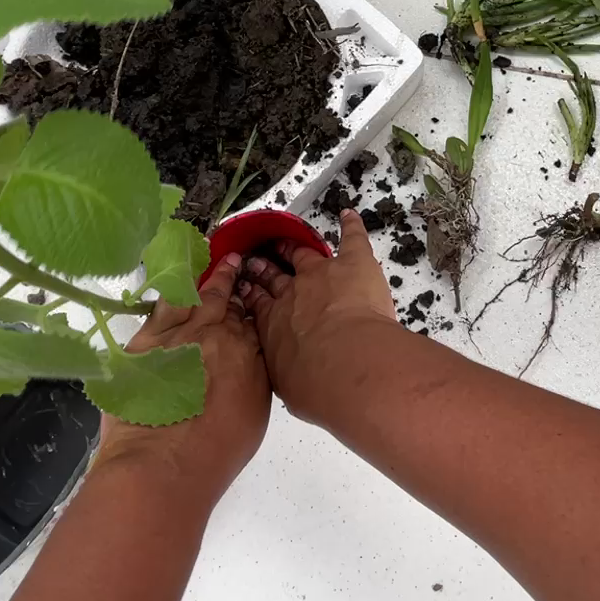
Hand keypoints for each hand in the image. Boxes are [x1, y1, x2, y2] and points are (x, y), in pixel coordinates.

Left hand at [94, 254, 270, 498]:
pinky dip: (171, 292)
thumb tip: (251, 355)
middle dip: (230, 278)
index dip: (251, 305)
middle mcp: (214, 332)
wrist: (164, 463)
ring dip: (203, 277)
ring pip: (193, 296)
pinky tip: (174, 282)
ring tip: (207, 260)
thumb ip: (255, 374)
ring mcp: (177, 334)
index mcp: (246, 349)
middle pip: (223, 299)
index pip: (250, 319)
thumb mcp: (256, 408)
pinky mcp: (143, 343)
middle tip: (234, 260)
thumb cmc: (217, 448)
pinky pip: (160, 308)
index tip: (251, 293)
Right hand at [240, 209, 399, 424]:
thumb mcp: (288, 385)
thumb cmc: (316, 383)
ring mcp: (322, 272)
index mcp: (273, 324)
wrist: (346, 362)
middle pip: (275, 276)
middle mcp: (293, 293)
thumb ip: (287, 373)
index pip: (257, 304)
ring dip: (296, 248)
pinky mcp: (354, 262)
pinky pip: (351, 237)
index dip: (251, 294)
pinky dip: (350, 225)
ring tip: (289, 242)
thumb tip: (292, 378)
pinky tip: (348, 215)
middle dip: (265, 268)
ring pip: (305, 254)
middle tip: (259, 261)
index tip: (245, 287)